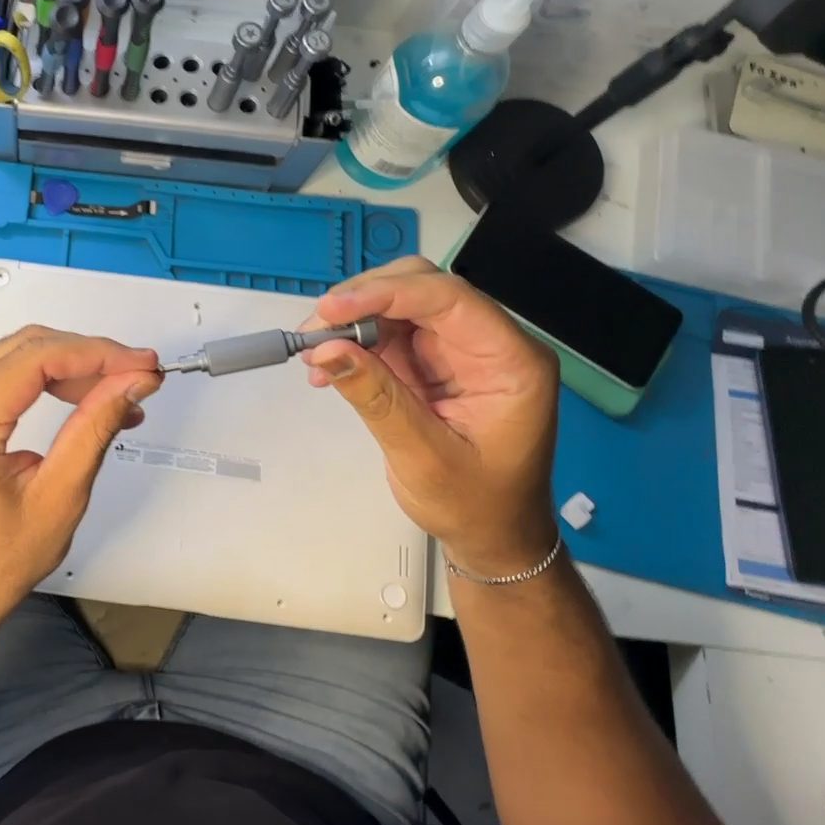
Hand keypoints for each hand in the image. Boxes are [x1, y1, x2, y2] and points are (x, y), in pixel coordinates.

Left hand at [0, 326, 161, 659]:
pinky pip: (5, 375)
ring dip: (72, 366)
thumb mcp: (58, 498)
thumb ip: (94, 430)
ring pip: (17, 354)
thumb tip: (133, 380)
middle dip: (88, 355)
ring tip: (121, 392)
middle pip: (25, 348)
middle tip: (139, 375)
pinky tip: (87, 398)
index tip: (142, 365)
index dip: (94, 353)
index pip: (33, 360)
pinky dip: (50, 380)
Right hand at [300, 257, 560, 577]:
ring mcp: (460, 351)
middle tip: (316, 329)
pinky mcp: (434, 363)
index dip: (386, 293)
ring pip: (401, 305)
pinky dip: (355, 341)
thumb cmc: (475, 505)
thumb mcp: (422, 456)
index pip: (449, 299)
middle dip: (366, 299)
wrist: (493, 536)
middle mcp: (489, 344)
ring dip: (353, 319)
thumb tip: (325, 351)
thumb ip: (376, 398)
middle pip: (424, 288)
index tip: (331, 309)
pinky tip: (328, 364)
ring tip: (314, 350)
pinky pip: (391, 334)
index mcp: (510, 361)